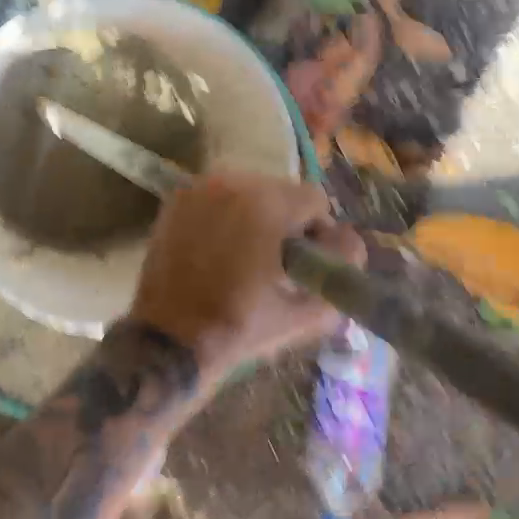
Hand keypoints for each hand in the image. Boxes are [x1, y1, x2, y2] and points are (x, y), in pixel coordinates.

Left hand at [126, 172, 356, 372]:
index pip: (314, 200)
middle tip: (280, 263)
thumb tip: (349, 240)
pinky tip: (220, 251)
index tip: (308, 264)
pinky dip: (225, 217)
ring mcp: (196, 189)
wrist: (169, 336)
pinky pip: (216, 199)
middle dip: (287, 222)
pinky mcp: (174, 202)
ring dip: (256, 217)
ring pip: (247, 192)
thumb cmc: (240, 325)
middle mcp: (228, 183)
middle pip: (279, 192)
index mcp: (264, 203)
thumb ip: (342, 267)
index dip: (320, 233)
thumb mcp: (309, 309)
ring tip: (249, 258)